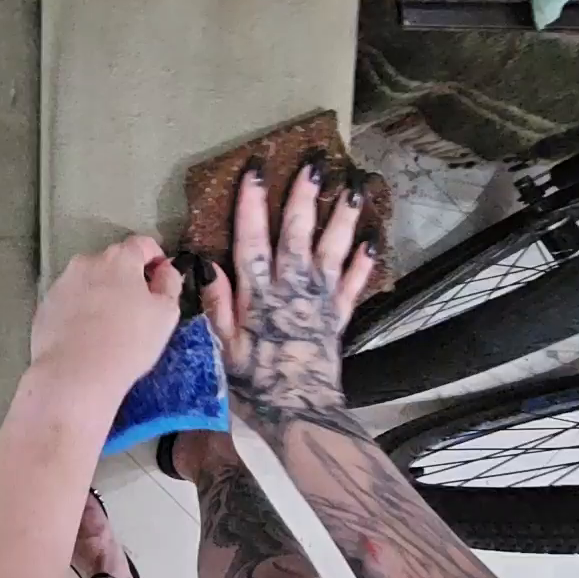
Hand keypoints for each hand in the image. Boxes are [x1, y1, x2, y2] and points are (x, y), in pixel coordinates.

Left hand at [31, 236, 183, 398]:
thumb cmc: (128, 342)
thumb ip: (169, 283)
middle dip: (126, 278)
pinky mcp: (45, 305)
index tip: (161, 278)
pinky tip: (86, 336)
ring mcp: (62, 283)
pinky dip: (80, 310)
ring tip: (109, 326)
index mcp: (119, 258)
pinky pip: (70, 301)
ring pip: (89, 281)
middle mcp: (86, 262)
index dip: (156, 259)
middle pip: (113, 262)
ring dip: (101, 293)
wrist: (75, 373)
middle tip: (136, 309)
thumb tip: (166, 269)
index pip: (142, 244)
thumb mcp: (165, 314)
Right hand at [200, 155, 377, 416]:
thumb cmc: (253, 383)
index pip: (252, 240)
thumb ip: (216, 304)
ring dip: (342, 218)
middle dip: (304, 197)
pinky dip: (363, 263)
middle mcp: (291, 289)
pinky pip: (353, 285)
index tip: (256, 170)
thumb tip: (206, 263)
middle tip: (316, 163)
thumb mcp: (221, 348)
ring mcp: (319, 301)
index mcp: (258, 295)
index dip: (252, 204)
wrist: (299, 414)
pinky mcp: (338, 317)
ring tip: (355, 187)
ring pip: (332, 250)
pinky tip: (372, 240)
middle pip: (298, 235)